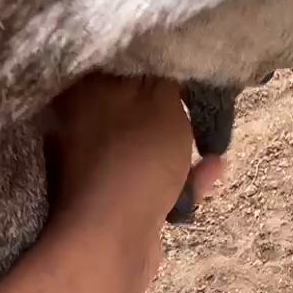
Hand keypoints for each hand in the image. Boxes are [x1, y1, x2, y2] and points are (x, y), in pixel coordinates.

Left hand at [46, 75, 223, 286]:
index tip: (183, 62)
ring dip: (182, 148)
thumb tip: (164, 51)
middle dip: (171, 108)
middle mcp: (78, 128)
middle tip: (201, 103)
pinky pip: (151, 182)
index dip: (151, 61)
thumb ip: (165, 75)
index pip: (115, 62)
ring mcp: (94, 171)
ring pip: (144, 148)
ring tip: (214, 142)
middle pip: (131, 106)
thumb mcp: (160, 100)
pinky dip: (180, 179)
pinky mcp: (113, 205)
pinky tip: (211, 172)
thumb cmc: (134, 159)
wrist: (113, 241)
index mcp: (81, 93)